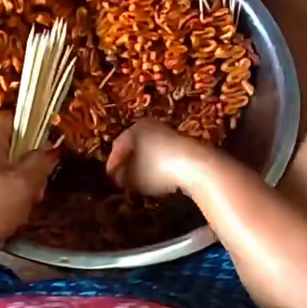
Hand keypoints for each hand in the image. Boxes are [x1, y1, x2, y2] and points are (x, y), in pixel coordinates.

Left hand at [0, 111, 56, 257]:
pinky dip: (3, 190)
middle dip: (27, 165)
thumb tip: (50, 149)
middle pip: (9, 145)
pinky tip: (11, 209)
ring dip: (18, 181)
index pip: (13, 120)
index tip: (45, 151)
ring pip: (2, 165)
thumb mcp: (25, 183)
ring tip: (25, 203)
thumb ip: (41, 161)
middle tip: (37, 187)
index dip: (33, 131)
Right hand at [105, 119, 220, 197]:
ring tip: (139, 182)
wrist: (196, 166)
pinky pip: (163, 155)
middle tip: (122, 179)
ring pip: (149, 150)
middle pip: (134, 146)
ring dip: (143, 165)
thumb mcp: (132, 177)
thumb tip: (118, 177)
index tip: (109, 178)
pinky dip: (158, 165)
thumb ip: (121, 176)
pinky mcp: (183, 144)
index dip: (112, 164)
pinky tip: (158, 179)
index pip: (117, 146)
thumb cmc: (156, 169)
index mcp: (134, 128)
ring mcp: (168, 133)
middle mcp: (150, 125)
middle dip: (128, 163)